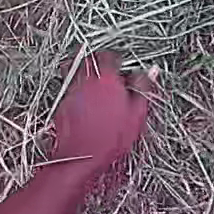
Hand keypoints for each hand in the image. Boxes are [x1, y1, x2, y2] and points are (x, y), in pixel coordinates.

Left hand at [49, 52, 152, 170]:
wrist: (81, 158)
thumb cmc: (109, 139)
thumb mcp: (136, 114)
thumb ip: (143, 88)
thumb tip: (151, 73)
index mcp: (106, 79)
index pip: (110, 55)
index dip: (117, 58)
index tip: (122, 66)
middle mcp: (86, 81)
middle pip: (90, 59)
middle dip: (99, 62)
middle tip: (109, 73)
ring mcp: (72, 91)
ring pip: (77, 72)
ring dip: (88, 76)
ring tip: (98, 88)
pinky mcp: (63, 104)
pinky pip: (71, 89)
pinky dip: (80, 92)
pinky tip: (88, 105)